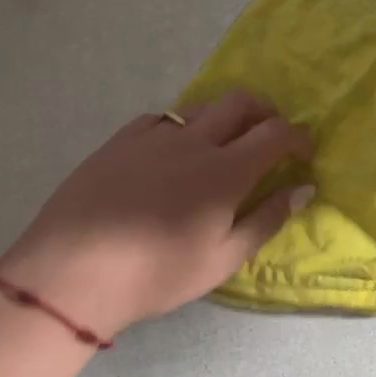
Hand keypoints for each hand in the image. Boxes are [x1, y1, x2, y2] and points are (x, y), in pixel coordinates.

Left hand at [0, 91, 313, 336]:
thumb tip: (302, 189)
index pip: (276, 134)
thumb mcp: (223, 259)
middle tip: (270, 137)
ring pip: (201, 106)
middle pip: (240, 102)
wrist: (71, 272)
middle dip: (266, 112)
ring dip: (225, 117)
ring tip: (224, 146)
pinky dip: (183, 126)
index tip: (304, 154)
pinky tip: (175, 152)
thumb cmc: (158, 274)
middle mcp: (193, 142)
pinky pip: (161, 119)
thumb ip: (267, 219)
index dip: (299, 138)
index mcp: (225, 171)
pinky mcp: (119, 142)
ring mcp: (152, 137)